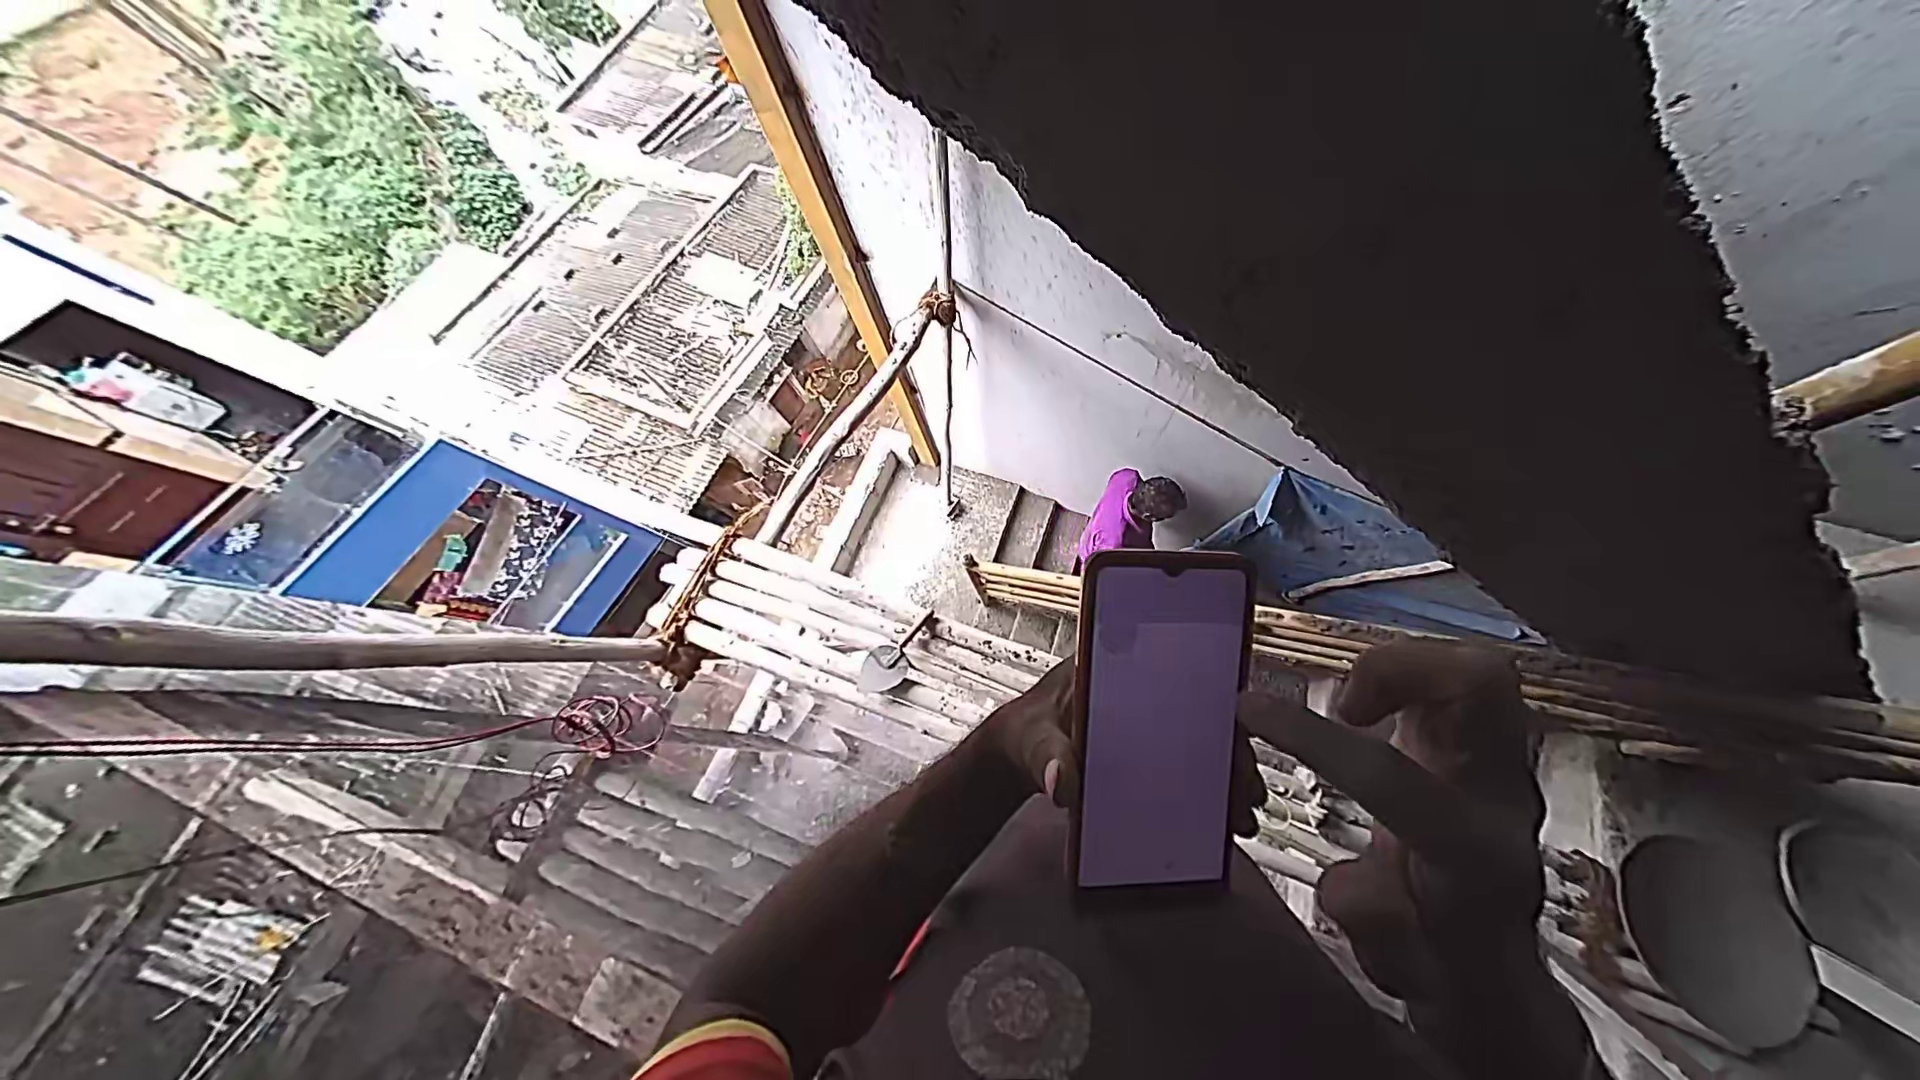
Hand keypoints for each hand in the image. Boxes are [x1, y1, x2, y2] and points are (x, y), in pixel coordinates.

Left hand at [975, 659, 1266, 837]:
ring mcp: (1140, 718)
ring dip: (1223, 768)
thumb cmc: (1022, 735)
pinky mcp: (1141, 748)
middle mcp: (1132, 688)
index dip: (1208, 699)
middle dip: (1227, 744)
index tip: (1232, 732)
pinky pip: (1181, 759)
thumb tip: (1062, 781)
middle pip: (1194, 707)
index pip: (1171, 670)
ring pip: (1195, 735)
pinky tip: (1221, 815)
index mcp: (1108, 667)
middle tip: (1245, 785)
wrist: (1015, 756)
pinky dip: (1204, 784)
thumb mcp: (1030, 740)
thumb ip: (1045, 756)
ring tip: (1241, 808)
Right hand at [1236, 641, 1546, 1000]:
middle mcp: (1497, 794)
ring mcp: (1498, 764)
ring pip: (1474, 669)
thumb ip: (1375, 923)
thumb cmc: (1441, 960)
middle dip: (1389, 666)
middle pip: (1480, 683)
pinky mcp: (1483, 748)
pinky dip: (1403, 674)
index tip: (1252, 712)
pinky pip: (1454, 681)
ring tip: (1345, 698)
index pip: (1388, 774)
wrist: (1497, 962)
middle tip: (1337, 701)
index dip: (1310, 736)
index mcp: (1467, 851)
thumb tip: (1348, 884)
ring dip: (1396, 664)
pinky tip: (1361, 704)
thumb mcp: (1401, 962)